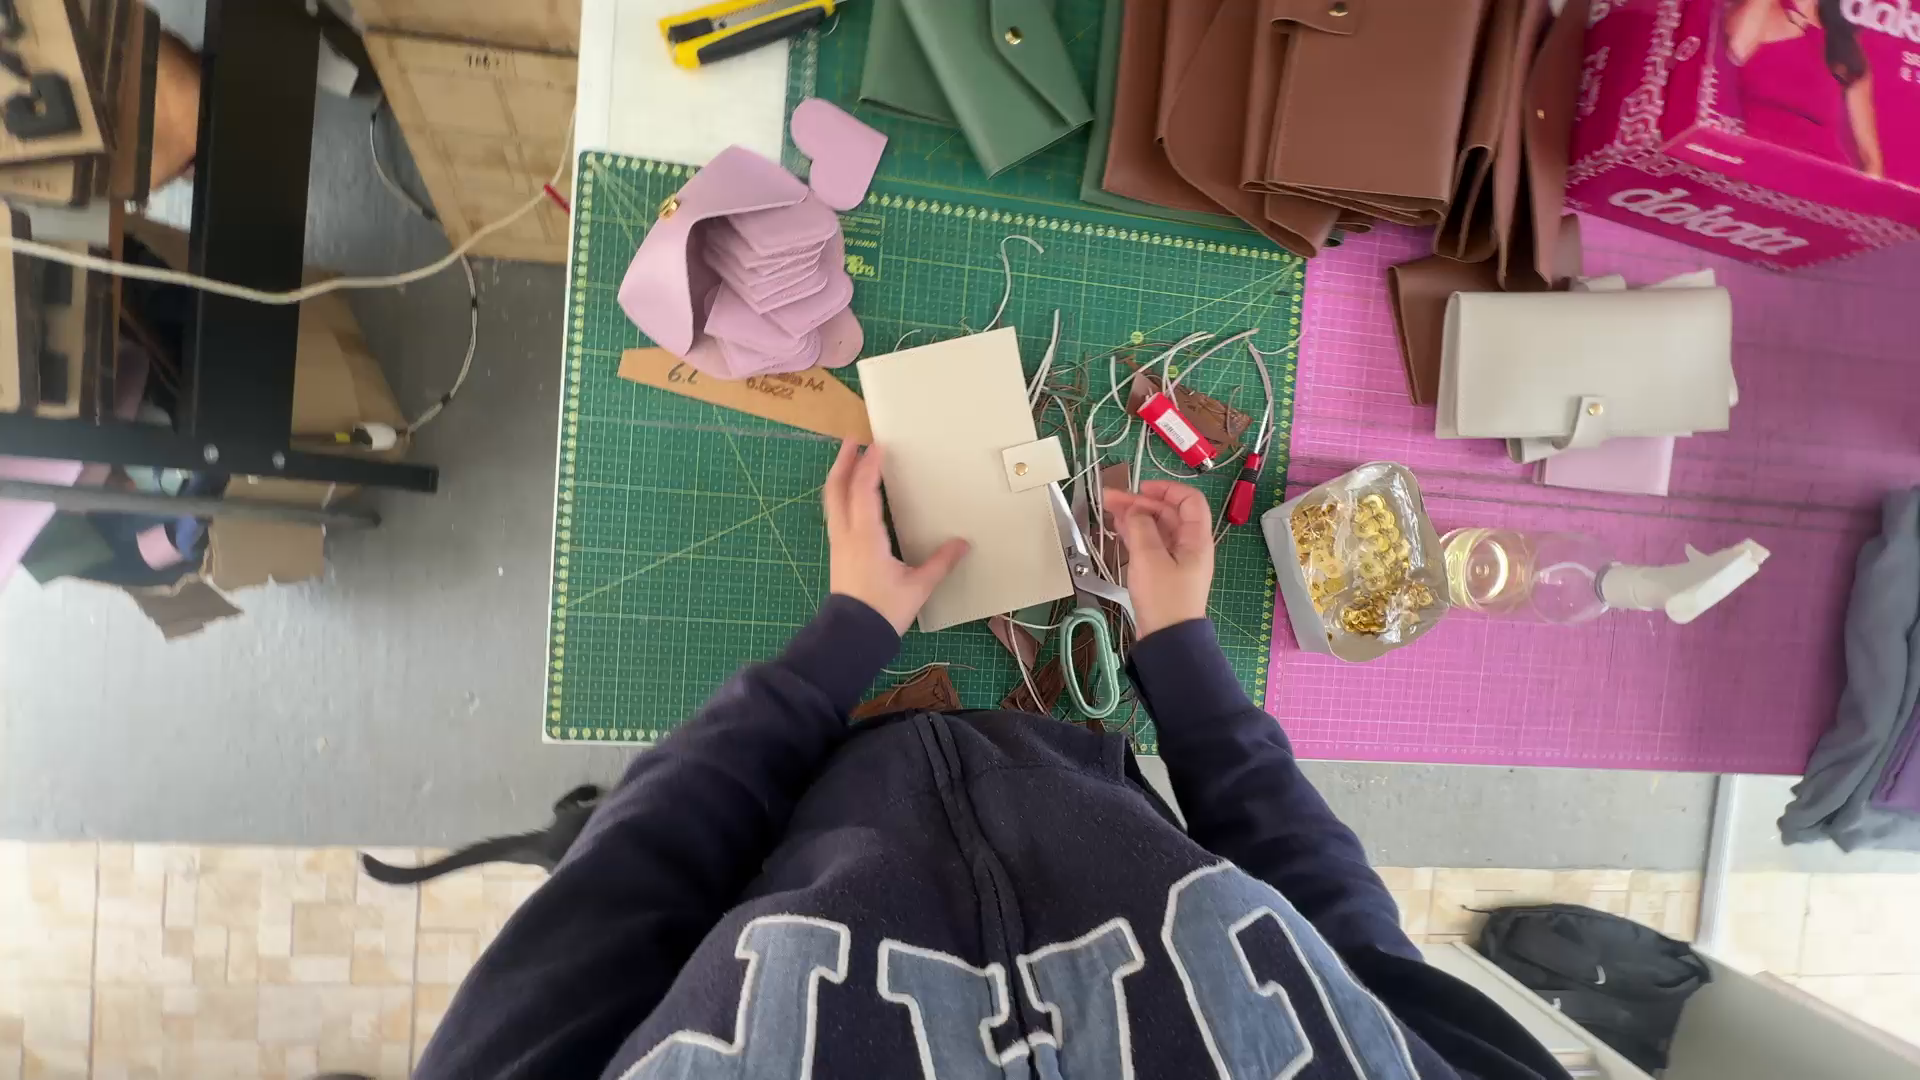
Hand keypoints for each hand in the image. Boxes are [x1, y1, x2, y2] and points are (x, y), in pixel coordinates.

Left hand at [823, 442, 969, 634]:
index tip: (878, 445)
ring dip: (840, 477)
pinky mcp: (839, 552)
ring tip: (849, 460)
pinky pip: (836, 514)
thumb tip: (963, 543)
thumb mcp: (918, 586)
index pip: (864, 491)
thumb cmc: (885, 611)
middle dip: (844, 462)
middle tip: (853, 441)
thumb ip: (940, 562)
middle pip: (837, 489)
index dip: (870, 466)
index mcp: (866, 537)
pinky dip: (842, 495)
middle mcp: (847, 534)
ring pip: (832, 501)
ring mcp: (839, 543)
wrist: (853, 636)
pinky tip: (853, 496)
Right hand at [1103, 480, 1214, 638]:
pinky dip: (1134, 533)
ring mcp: (1175, 559)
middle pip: (1167, 513)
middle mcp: (1188, 545)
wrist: (1167, 638)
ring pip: (1155, 528)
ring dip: (1134, 517)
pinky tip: (1117, 529)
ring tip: (1108, 510)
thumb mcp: (1150, 558)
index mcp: (1196, 539)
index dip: (1166, 489)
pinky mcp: (1162, 572)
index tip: (1140, 488)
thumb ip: (1141, 527)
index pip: (1189, 501)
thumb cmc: (1163, 597)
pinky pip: (1149, 544)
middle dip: (1140, 502)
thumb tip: (1134, 509)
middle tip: (1110, 498)